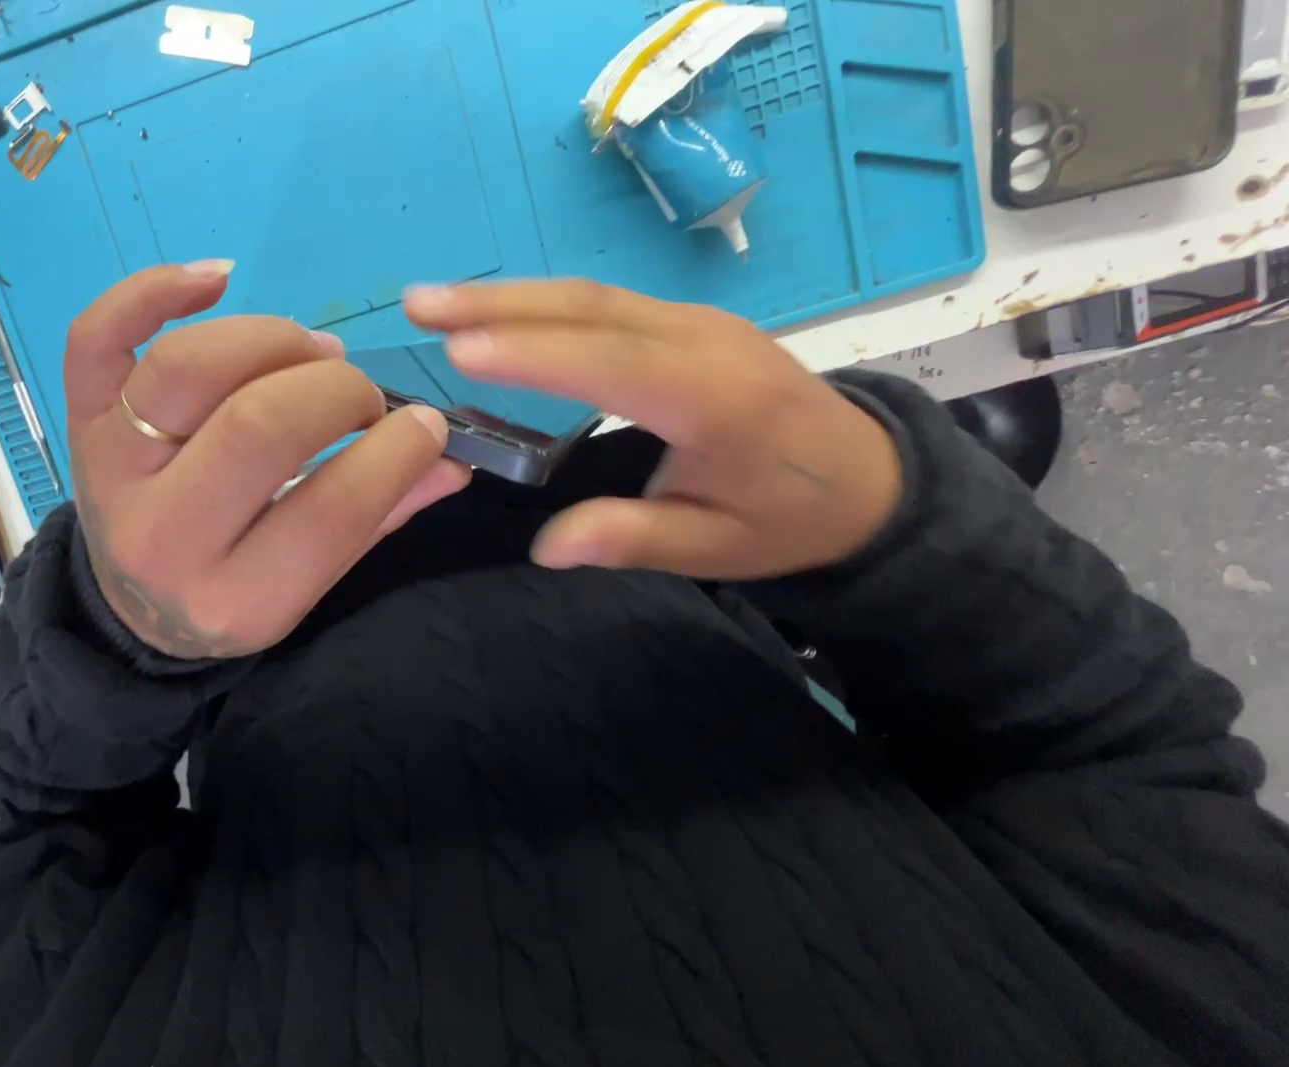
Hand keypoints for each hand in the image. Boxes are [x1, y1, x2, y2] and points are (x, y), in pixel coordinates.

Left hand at [65, 261, 472, 658]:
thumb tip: (450, 458)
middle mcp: (164, 537)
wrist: (131, 607)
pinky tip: (219, 278)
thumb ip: (376, 520)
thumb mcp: (308, 585)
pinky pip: (96, 337)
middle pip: (258, 427)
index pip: (331, 512)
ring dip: (270, 340)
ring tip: (312, 351)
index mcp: (235, 597)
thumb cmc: (233, 593)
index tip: (424, 423)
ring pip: (186, 367)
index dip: (395, 453)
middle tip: (359, 396)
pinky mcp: (80, 423)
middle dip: (336, 392)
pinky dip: (154, 290)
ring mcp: (111, 472)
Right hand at [404, 279, 901, 579]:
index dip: (533, 354)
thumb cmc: (790, 518)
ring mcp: (695, 322)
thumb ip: (634, 537)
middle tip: (419, 304)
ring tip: (437, 303)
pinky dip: (541, 305)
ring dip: (510, 296)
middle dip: (498, 304)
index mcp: (714, 397)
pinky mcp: (686, 322)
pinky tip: (498, 314)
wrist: (868, 476)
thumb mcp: (717, 547)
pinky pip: (605, 304)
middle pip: (589, 308)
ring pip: (592, 296)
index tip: (458, 349)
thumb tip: (548, 549)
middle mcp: (702, 340)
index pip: (611, 363)